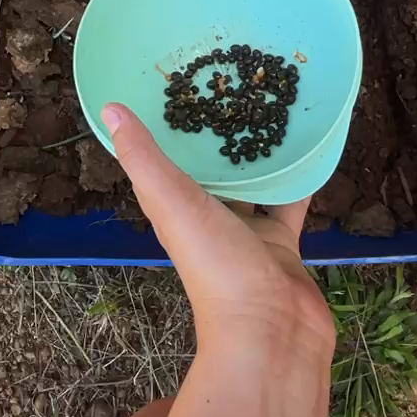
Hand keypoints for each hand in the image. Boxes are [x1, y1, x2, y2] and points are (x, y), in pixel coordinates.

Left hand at [101, 104, 334, 360]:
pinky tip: (307, 146)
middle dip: (216, 133)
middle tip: (232, 85)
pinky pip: (288, 201)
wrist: (273, 332)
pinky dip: (296, 177)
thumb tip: (109, 109)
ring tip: (268, 104)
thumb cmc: (216, 265)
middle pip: (209, 168)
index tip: (176, 83)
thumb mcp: (173, 202)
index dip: (166, 124)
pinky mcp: (281, 242)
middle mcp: (206, 216)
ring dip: (255, 151)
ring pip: (250, 181)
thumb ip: (144, 157)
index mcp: (174, 206)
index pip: (164, 158)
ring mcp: (245, 231)